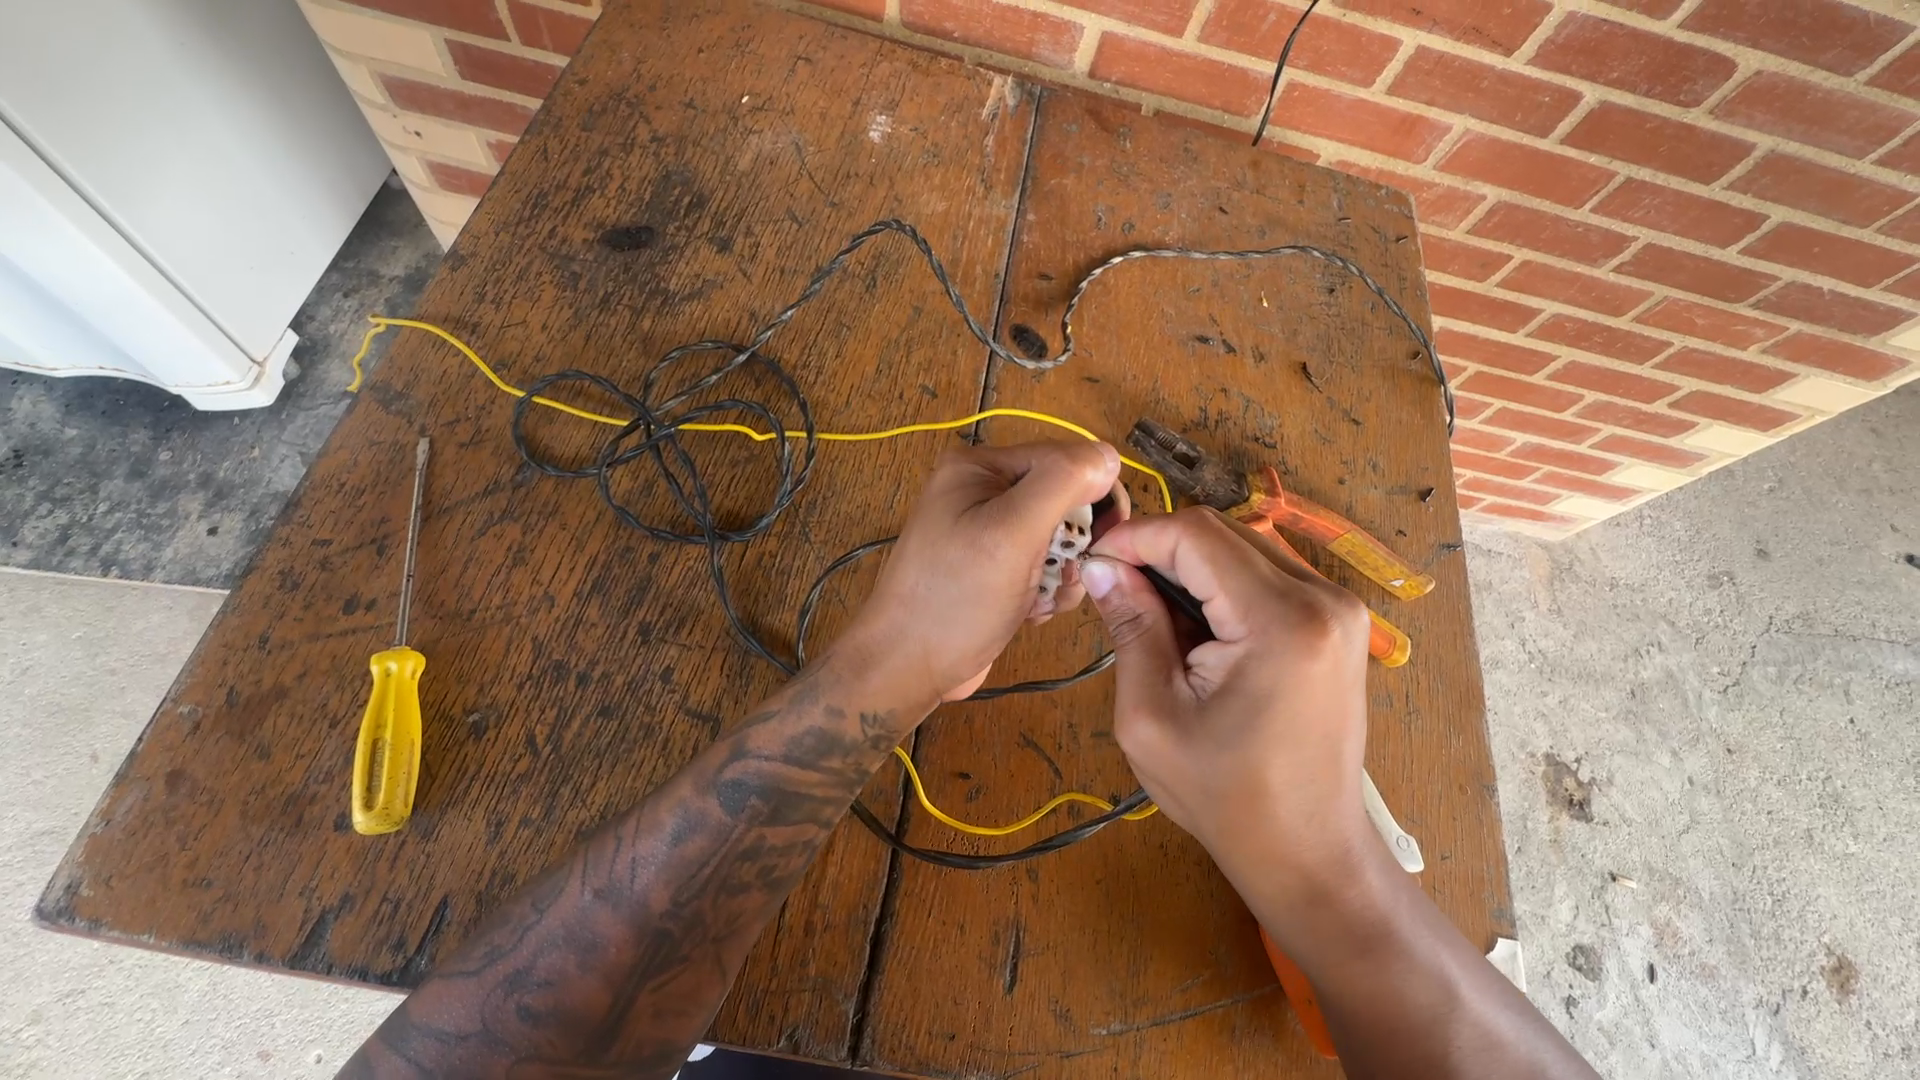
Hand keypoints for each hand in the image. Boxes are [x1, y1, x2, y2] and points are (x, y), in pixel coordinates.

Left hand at [841, 440, 1120, 703]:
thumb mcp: (1012, 533)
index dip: (1094, 495)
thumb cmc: (956, 597)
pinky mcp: (992, 569)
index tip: (1106, 538)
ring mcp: (985, 532)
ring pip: (1057, 540)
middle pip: (1063, 501)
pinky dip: (1046, 590)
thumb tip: (1108, 455)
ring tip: (1042, 601)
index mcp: (980, 467)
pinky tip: (1031, 612)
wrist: (908, 667)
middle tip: (1064, 576)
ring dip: (1062, 573)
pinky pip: (1040, 567)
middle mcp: (981, 491)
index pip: (1063, 460)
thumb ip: (1062, 484)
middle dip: (1074, 543)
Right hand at [1078, 508, 1373, 888]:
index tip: (1095, 564)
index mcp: (1281, 622)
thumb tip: (1100, 567)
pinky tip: (1195, 624)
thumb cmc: (1224, 797)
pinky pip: (1267, 572)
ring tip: (1149, 611)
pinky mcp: (1338, 621)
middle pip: (1223, 532)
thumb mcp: (1151, 715)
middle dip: (1159, 549)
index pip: (1196, 535)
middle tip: (1114, 586)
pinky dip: (1221, 582)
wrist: (1308, 850)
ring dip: (1189, 565)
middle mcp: (1324, 599)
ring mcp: (1340, 608)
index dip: (1136, 537)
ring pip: (1244, 546)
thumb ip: (1131, 628)